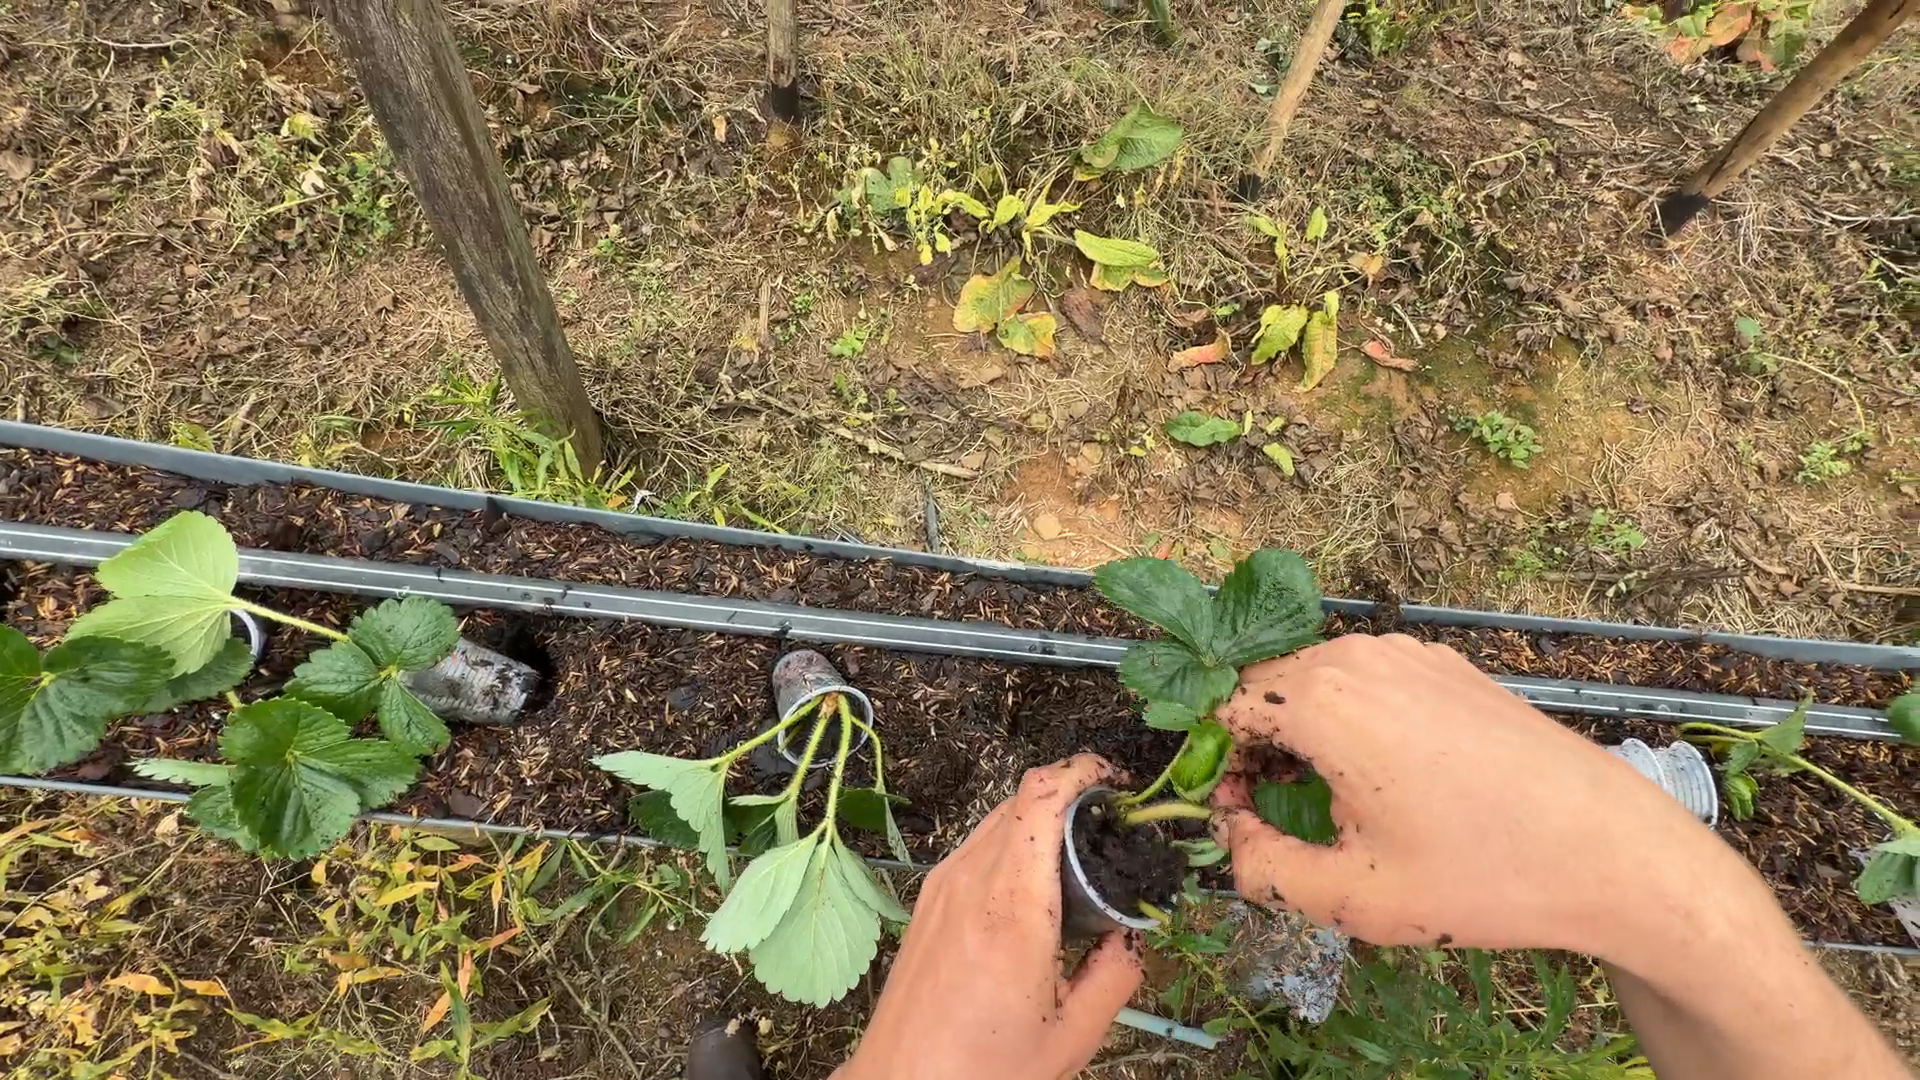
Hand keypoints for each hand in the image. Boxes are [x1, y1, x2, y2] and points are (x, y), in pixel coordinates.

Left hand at [835, 755, 1143, 1079]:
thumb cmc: (983, 1071)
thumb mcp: (1070, 1037)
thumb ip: (1115, 975)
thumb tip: (1132, 932)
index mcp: (1012, 905)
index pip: (1040, 798)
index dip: (1079, 770)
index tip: (1112, 777)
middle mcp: (971, 877)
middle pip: (1023, 797)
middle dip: (1069, 792)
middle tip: (1107, 820)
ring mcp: (944, 880)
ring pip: (999, 816)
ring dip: (1040, 815)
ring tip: (1075, 850)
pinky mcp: (929, 893)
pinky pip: (979, 843)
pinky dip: (1013, 840)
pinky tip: (1032, 881)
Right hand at [1209, 633, 1774, 962]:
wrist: (1627, 855)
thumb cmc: (1484, 876)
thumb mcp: (1356, 896)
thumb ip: (1262, 868)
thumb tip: (1229, 835)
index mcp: (1321, 699)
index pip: (1223, 709)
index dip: (1219, 764)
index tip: (1242, 811)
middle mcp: (1352, 656)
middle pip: (1263, 689)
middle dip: (1255, 746)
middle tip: (1279, 807)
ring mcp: (1402, 652)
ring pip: (1309, 680)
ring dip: (1298, 729)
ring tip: (1333, 790)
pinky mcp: (1439, 661)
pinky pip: (1360, 677)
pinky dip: (1346, 713)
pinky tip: (1384, 766)